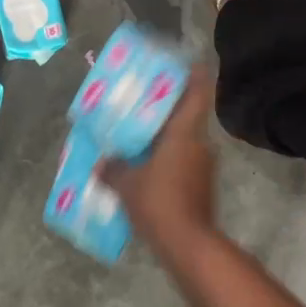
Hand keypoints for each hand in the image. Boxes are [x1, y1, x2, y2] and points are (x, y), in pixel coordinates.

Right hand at [99, 73, 217, 241]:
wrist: (189, 245)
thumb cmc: (160, 201)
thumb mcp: (127, 184)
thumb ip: (112, 169)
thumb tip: (100, 162)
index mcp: (185, 131)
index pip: (198, 91)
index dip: (194, 73)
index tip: (185, 61)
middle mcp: (200, 142)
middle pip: (189, 114)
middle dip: (170, 108)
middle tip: (147, 102)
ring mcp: (206, 165)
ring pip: (187, 139)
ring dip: (170, 136)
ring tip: (144, 137)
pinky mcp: (204, 185)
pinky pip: (187, 161)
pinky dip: (171, 159)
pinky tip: (151, 169)